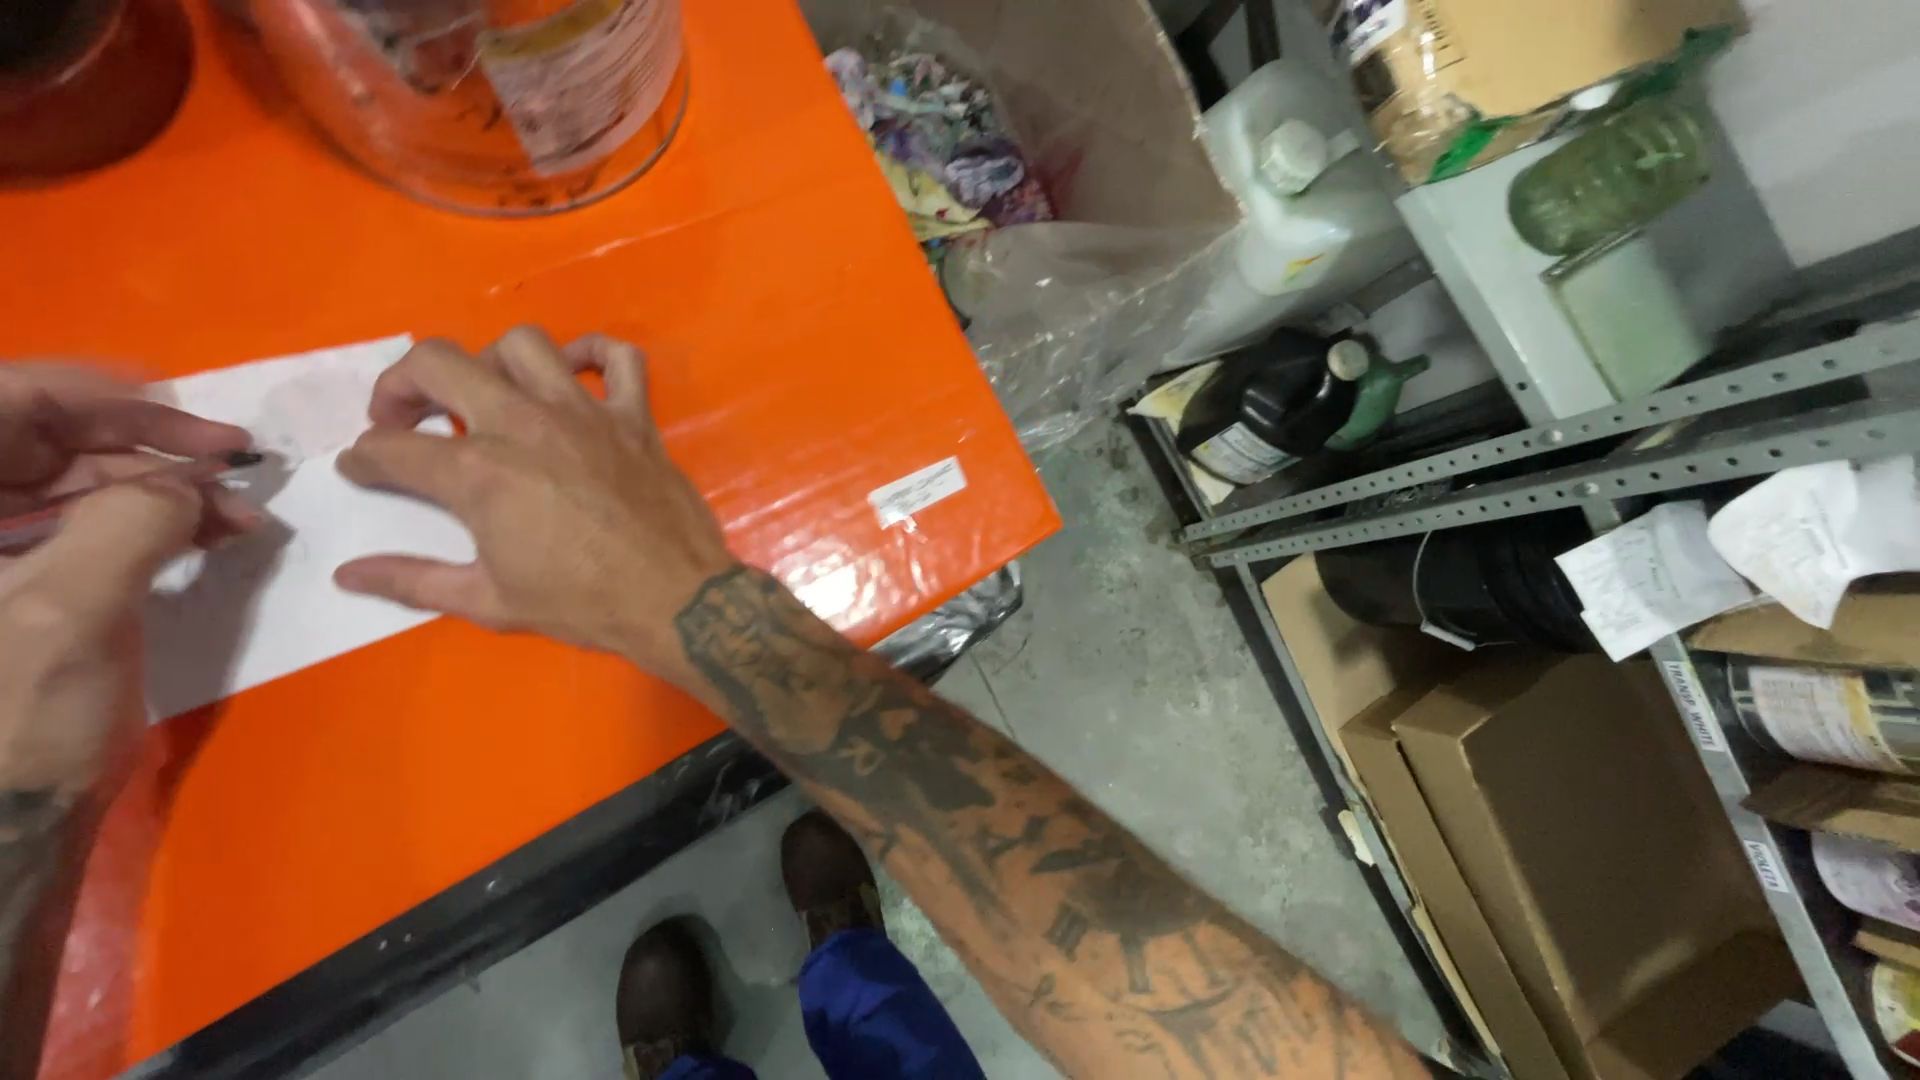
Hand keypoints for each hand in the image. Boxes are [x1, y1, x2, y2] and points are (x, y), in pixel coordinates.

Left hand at [0, 365, 253, 797]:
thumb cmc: (8, 720)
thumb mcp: (65, 619)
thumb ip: (126, 528)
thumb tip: (189, 481)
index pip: (6, 404)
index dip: (107, 400)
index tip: (206, 431)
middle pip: (44, 438)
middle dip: (152, 451)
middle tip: (240, 478)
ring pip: (76, 479)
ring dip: (166, 489)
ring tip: (241, 517)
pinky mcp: (20, 577)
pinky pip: (90, 522)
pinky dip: (156, 520)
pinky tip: (209, 534)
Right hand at [333, 328, 739, 693]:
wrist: (675, 599)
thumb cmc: (584, 603)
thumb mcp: (489, 601)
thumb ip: (412, 580)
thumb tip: (348, 574)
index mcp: (479, 472)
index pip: (392, 448)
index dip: (364, 458)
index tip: (364, 468)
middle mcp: (526, 425)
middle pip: (439, 364)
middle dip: (403, 385)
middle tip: (407, 419)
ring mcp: (586, 414)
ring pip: (525, 345)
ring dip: (495, 362)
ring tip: (492, 398)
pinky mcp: (636, 419)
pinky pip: (622, 359)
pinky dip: (598, 353)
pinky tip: (576, 373)